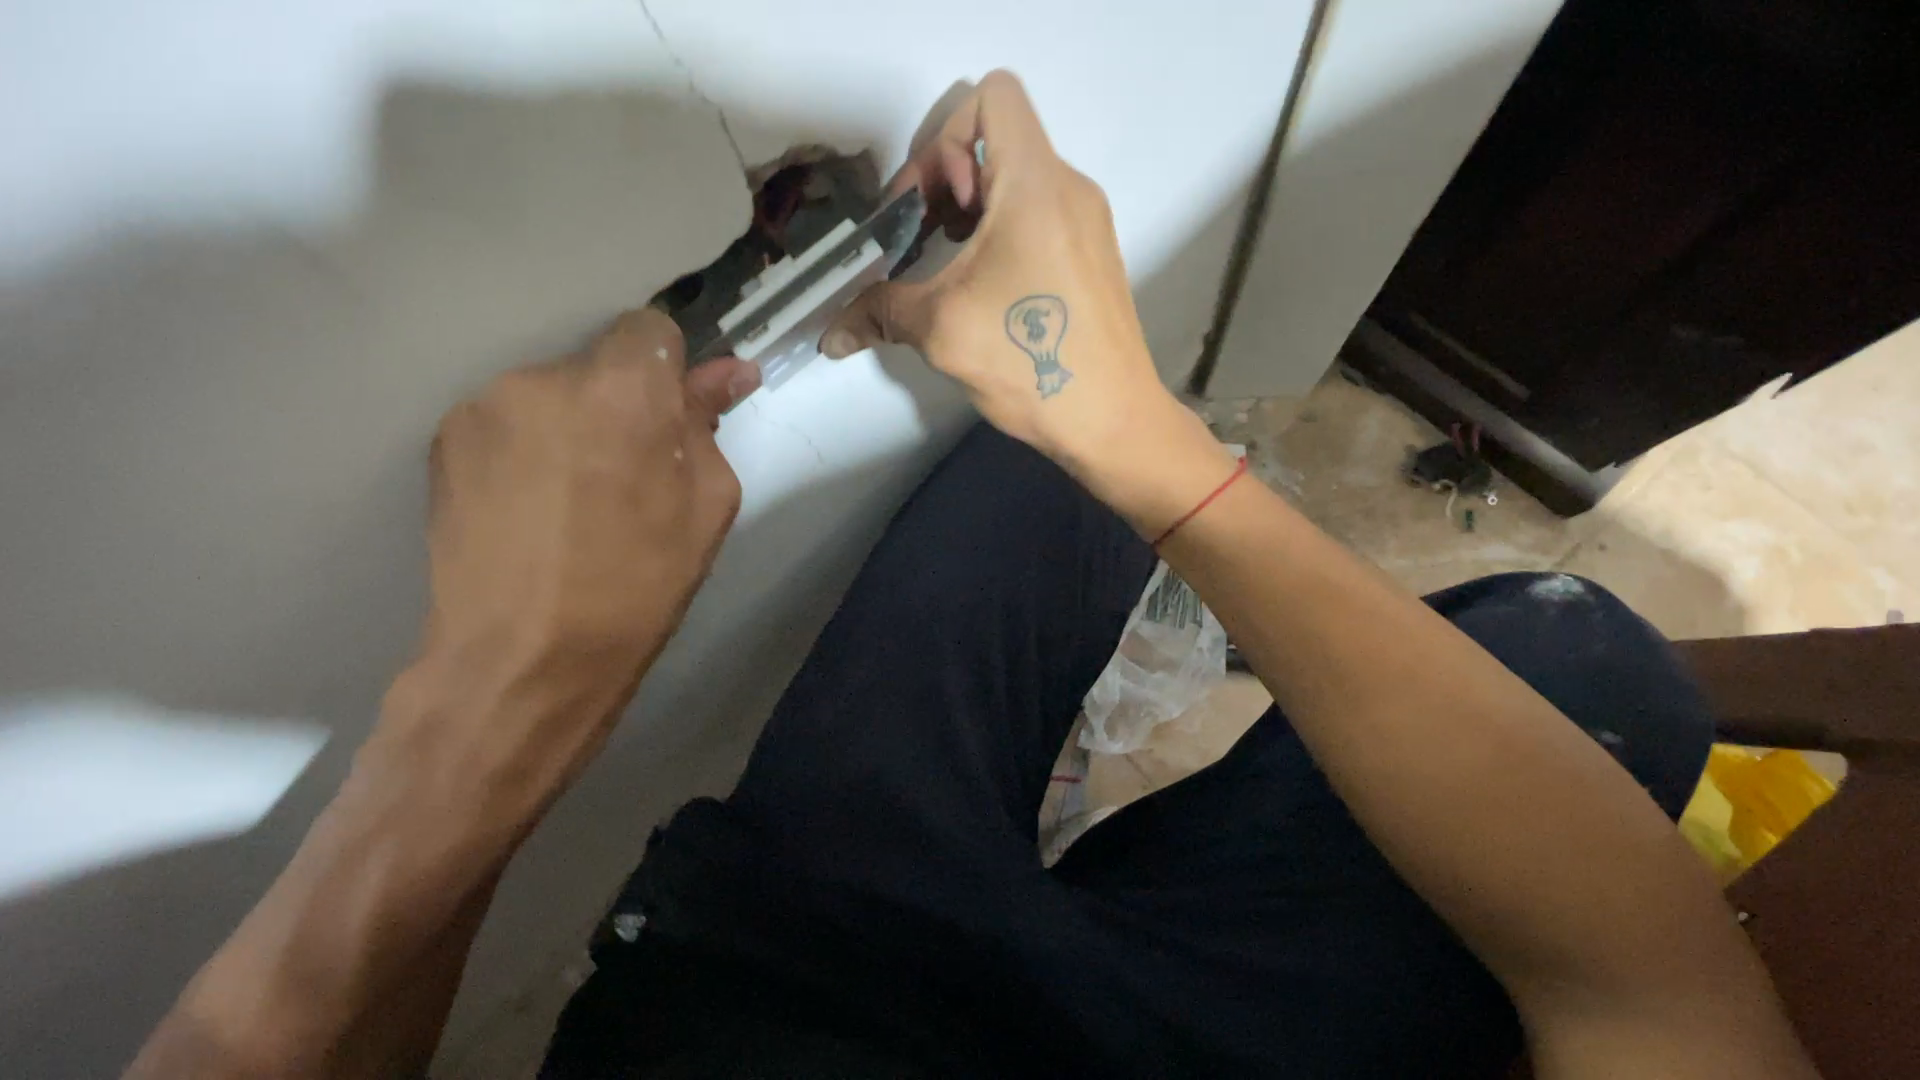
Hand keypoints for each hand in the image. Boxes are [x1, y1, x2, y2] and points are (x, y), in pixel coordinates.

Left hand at [392, 308, 758, 803]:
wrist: (524, 659)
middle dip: (619, 404)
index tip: (669, 419)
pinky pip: (508, 423)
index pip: (650, 329)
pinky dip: (527, 450)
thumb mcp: (705, 508)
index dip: (666, 371)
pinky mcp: (445, 440)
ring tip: (574, 503)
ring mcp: (486, 406)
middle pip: (598, 364)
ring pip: (550, 394)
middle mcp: (546, 377)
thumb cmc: (638, 587)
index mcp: (624, 389)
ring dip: (571, 427)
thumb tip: (729, 372)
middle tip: (628, 476)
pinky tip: (532, 510)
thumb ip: (708, 425)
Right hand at [821, 71, 1230, 532]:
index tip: (930, 204)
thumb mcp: (943, 331)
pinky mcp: (1091, 255)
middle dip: (946, 181)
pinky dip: (1000, 233)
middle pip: (998, 138)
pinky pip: (1038, 214)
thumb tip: (830, 334)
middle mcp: (1069, 188)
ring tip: (947, 265)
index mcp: (1036, 184)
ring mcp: (1087, 222)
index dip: (944, 134)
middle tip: (923, 239)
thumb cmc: (1031, 362)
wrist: (1113, 422)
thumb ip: (880, 312)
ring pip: (1017, 180)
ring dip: (970, 211)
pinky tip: (982, 287)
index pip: (993, 95)